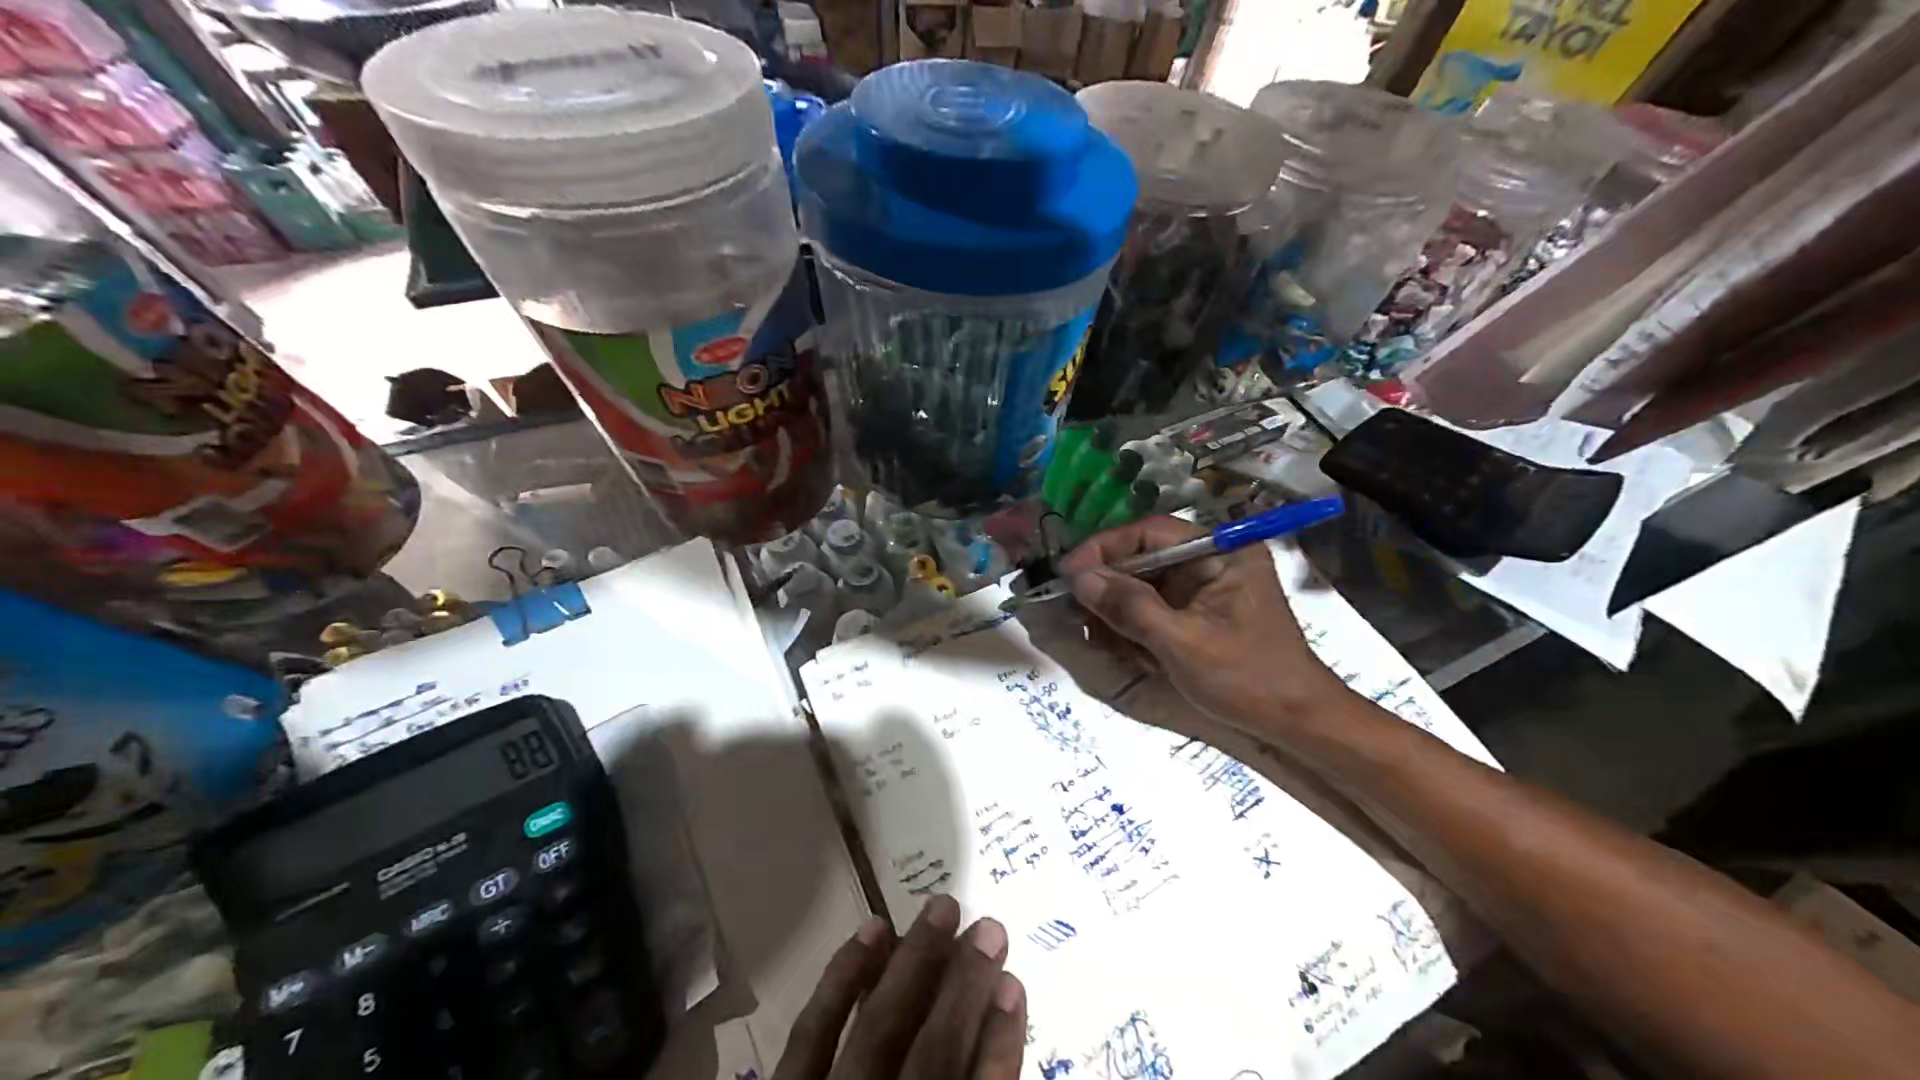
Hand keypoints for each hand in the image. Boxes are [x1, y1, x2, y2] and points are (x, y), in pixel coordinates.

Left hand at [775, 896, 1026, 1079]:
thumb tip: (990, 1048)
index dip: (1001, 1044)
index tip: (1015, 987)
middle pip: (933, 1055)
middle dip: (966, 988)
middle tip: (991, 928)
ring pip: (878, 1027)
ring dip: (915, 963)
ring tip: (943, 909)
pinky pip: (814, 1025)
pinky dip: (845, 974)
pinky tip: (874, 928)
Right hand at [1056, 516, 1344, 732]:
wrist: (1296, 723)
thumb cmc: (1248, 678)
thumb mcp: (1182, 643)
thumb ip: (1130, 607)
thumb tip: (1080, 578)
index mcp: (1220, 552)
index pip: (1150, 533)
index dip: (1104, 548)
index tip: (1069, 573)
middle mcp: (1209, 562)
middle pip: (1141, 560)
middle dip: (1109, 590)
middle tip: (1079, 618)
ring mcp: (1202, 590)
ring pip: (1140, 588)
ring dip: (1118, 616)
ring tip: (1110, 645)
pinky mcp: (1195, 614)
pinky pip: (1150, 611)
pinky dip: (1133, 631)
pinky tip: (1132, 655)